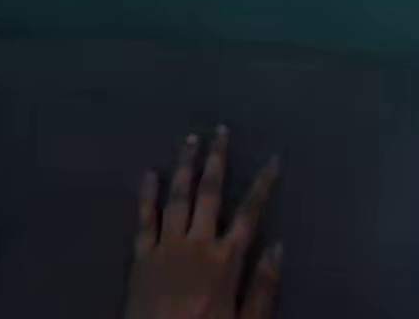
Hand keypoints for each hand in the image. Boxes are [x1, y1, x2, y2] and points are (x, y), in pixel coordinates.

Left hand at [124, 127, 282, 318]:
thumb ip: (263, 288)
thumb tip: (278, 245)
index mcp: (225, 260)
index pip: (249, 212)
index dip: (263, 183)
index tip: (273, 158)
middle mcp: (197, 244)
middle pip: (210, 192)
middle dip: (217, 158)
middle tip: (221, 129)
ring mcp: (167, 248)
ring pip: (178, 196)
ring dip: (186, 165)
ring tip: (190, 139)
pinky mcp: (141, 259)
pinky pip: (144, 220)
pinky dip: (147, 195)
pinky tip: (149, 173)